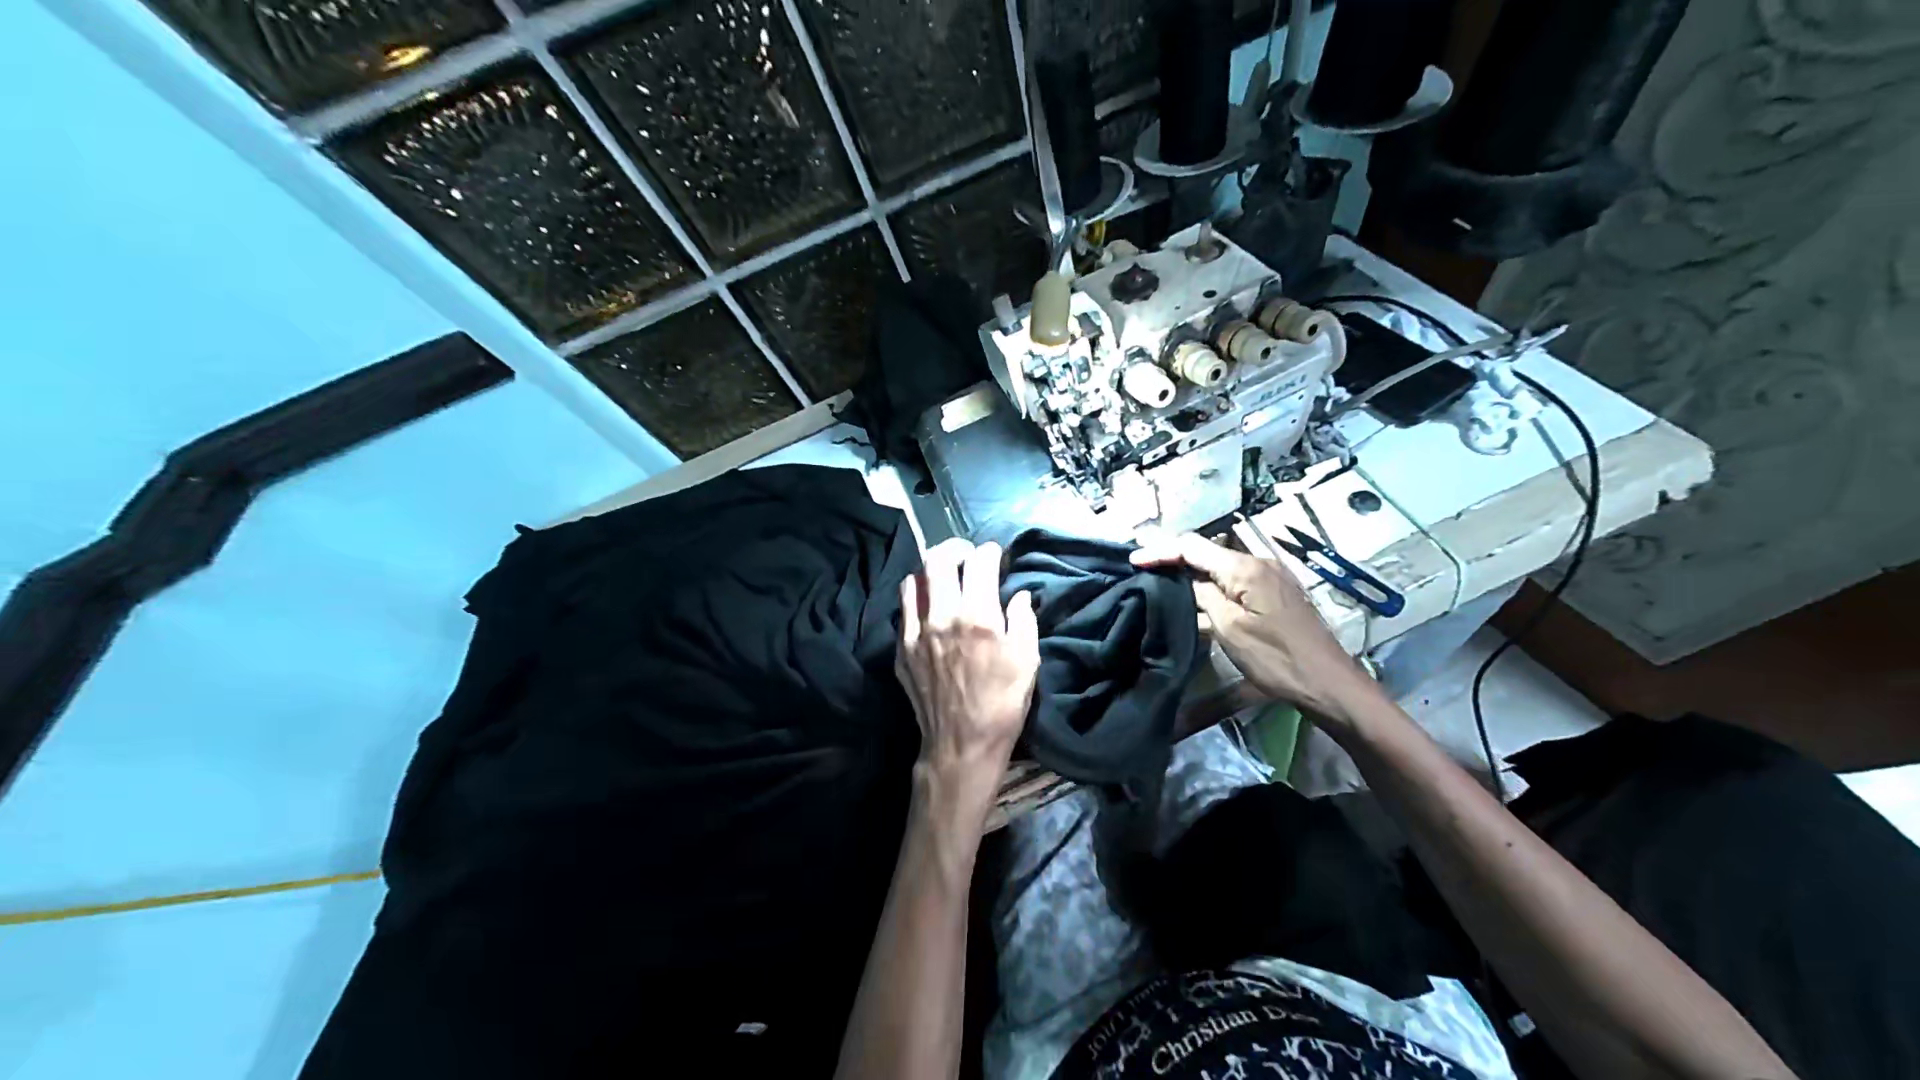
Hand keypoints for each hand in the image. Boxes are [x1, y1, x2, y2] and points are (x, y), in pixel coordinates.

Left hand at [896, 539, 1040, 795]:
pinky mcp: (901, 648)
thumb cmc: (1002, 704)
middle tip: (967, 556)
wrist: (961, 745)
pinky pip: (903, 607)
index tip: (995, 555)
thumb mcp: (1027, 661)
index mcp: (978, 618)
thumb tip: (1019, 594)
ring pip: (913, 579)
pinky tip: (929, 605)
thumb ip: (1024, 620)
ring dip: (931, 570)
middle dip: (955, 549)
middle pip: (938, 559)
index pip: (978, 563)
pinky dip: (916, 596)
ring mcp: (916, 632)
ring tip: (945, 576)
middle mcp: (942, 617)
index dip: (990, 551)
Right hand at [1131, 531, 1378, 726]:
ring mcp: (1271, 575)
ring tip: (1163, 580)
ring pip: (1221, 564)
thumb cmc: (1277, 658)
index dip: (1160, 551)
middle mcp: (1259, 562)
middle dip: (1174, 557)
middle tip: (1144, 569)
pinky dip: (1212, 581)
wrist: (1329, 683)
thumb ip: (1203, 597)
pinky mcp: (1276, 591)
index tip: (1133, 561)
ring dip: (1193, 570)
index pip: (1192, 546)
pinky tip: (1197, 594)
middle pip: (1207, 550)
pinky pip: (1235, 577)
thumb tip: (1188, 581)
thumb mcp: (1230, 629)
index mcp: (1245, 568)